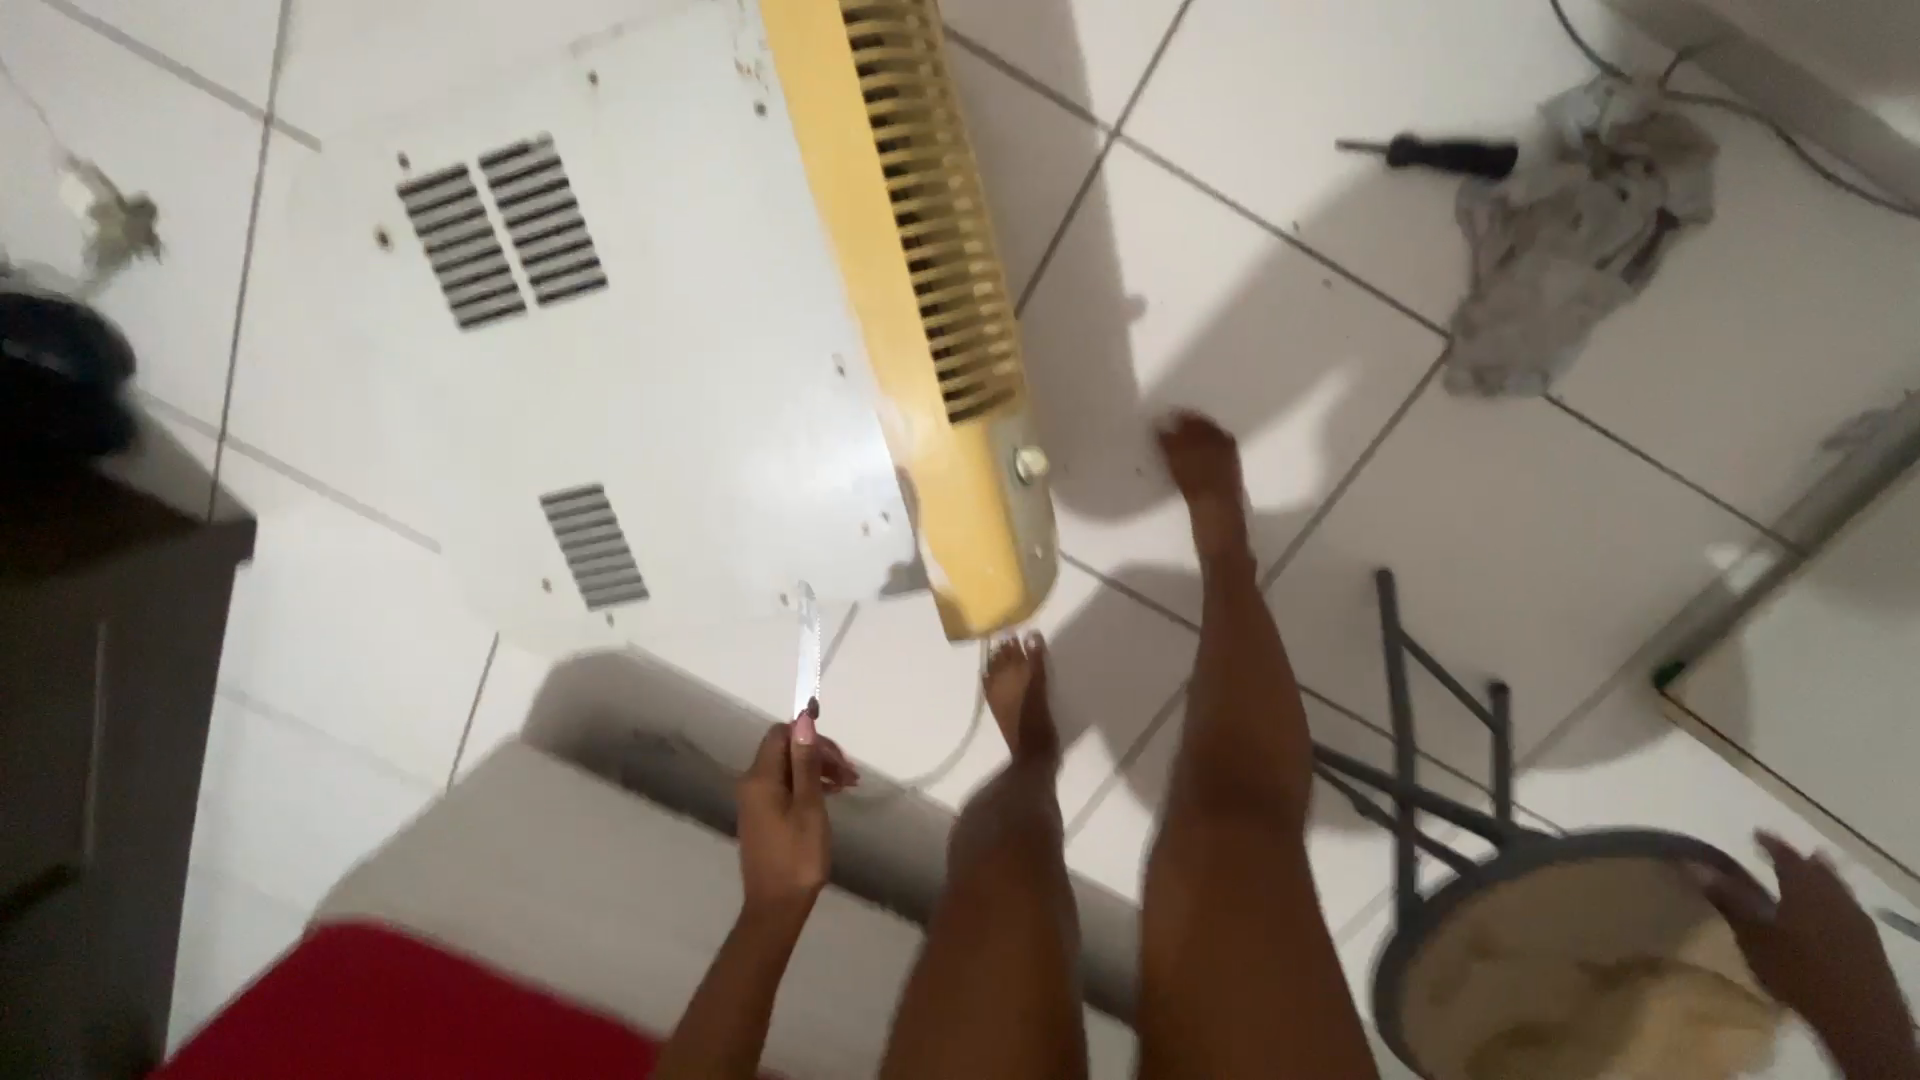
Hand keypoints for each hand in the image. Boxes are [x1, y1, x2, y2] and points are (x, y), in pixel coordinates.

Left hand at [735, 714, 856, 919]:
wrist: (777, 907)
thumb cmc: (798, 856)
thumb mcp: (809, 805)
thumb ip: (806, 761)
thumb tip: (803, 719)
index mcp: (760, 778)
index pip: (781, 734)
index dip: (810, 735)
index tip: (838, 755)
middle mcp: (752, 783)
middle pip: (786, 750)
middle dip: (819, 753)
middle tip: (849, 773)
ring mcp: (756, 801)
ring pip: (788, 768)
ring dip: (818, 769)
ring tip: (848, 784)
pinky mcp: (763, 815)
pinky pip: (786, 787)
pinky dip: (809, 785)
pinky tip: (831, 795)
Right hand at [1705, 832, 1916, 1067]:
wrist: (1859, 1020)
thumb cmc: (1796, 971)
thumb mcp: (1752, 935)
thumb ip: (1728, 899)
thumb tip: (1694, 865)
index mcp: (1805, 893)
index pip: (1787, 858)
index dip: (1771, 844)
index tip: (1757, 833)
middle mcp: (1835, 902)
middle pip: (1820, 872)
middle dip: (1803, 859)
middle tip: (1786, 850)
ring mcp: (1858, 925)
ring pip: (1839, 891)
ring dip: (1823, 878)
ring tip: (1813, 871)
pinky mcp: (1869, 946)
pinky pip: (1849, 909)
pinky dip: (1835, 900)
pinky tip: (1830, 910)